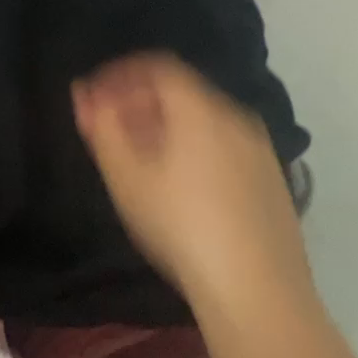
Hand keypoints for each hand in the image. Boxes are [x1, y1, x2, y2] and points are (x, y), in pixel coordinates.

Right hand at [72, 53, 314, 314]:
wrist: (258, 291)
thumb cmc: (179, 224)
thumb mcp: (125, 175)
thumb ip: (101, 126)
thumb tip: (84, 94)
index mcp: (200, 109)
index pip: (157, 66)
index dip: (119, 73)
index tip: (92, 97)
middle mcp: (236, 119)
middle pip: (181, 91)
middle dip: (138, 101)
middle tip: (107, 128)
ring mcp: (260, 150)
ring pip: (203, 119)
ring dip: (163, 125)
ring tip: (137, 159)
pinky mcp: (272, 180)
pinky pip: (222, 143)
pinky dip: (191, 146)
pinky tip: (176, 184)